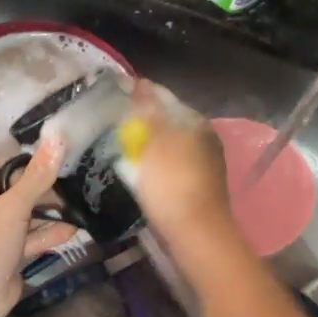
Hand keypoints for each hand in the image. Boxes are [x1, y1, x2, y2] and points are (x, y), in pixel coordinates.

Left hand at [0, 137, 79, 316]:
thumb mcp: (13, 206)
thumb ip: (38, 175)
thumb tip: (58, 137)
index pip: (7, 165)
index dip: (34, 160)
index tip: (66, 151)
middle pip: (21, 190)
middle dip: (49, 190)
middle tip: (82, 180)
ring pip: (30, 215)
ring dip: (53, 213)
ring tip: (85, 203)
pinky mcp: (11, 253)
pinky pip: (33, 237)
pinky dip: (51, 233)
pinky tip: (75, 228)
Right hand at [127, 81, 233, 241]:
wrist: (196, 234)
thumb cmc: (172, 184)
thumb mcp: (155, 142)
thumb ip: (148, 111)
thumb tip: (142, 82)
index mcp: (196, 122)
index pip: (164, 98)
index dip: (139, 97)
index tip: (113, 101)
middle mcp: (204, 138)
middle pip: (168, 122)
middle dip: (142, 123)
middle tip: (113, 127)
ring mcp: (204, 163)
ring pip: (169, 145)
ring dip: (147, 145)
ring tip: (121, 150)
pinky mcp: (198, 186)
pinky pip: (170, 166)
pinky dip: (155, 165)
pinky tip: (139, 173)